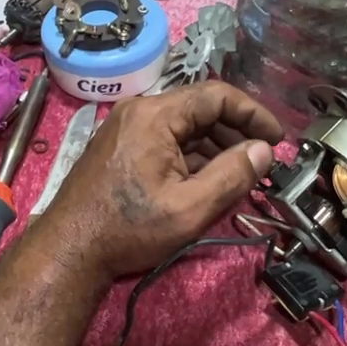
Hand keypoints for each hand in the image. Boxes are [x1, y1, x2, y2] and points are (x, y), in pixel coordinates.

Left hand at [35, 82, 282, 281]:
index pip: (216, 95)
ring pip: (184, 125)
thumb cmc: (128, 230)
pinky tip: (209, 180)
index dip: (253, 113)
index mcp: (154, 115)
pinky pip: (167, 138)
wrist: (69, 250)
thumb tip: (264, 150)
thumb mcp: (189, 209)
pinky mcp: (121, 146)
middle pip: (200, 108)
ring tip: (241, 174)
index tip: (278, 138)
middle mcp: (139, 111)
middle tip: (263, 161)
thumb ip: (232, 176)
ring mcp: (127, 127)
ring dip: (216, 145)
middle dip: (236, 132)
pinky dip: (192, 154)